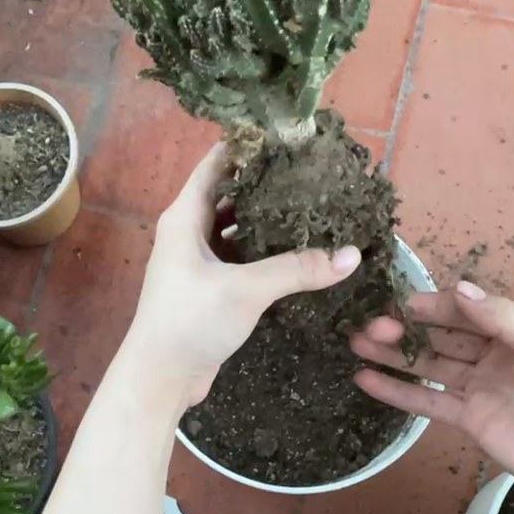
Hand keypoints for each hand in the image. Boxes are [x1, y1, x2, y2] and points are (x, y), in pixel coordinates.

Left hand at [121, 143, 361, 406]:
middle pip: (231, 194)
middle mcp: (188, 233)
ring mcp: (198, 263)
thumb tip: (353, 254)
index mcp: (185, 216)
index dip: (250, 145)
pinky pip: (240, 260)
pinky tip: (298, 254)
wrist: (160, 377)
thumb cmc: (190, 321)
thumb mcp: (245, 289)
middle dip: (268, 184)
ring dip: (269, 222)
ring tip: (313, 209)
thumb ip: (297, 269)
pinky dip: (265, 254)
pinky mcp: (209, 289)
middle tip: (314, 174)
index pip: (217, 163)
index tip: (291, 135)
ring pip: (237, 230)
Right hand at [349, 283, 513, 513]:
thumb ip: (507, 318)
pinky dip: (398, 391)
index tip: (402, 302)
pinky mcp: (471, 422)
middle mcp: (501, 355)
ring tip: (356, 344)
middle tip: (370, 325)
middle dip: (408, 327)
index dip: (438, 304)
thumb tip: (461, 290)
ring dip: (395, 354)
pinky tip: (366, 380)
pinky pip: (428, 402)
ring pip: (431, 365)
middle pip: (446, 335)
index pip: (473, 309)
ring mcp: (484, 389)